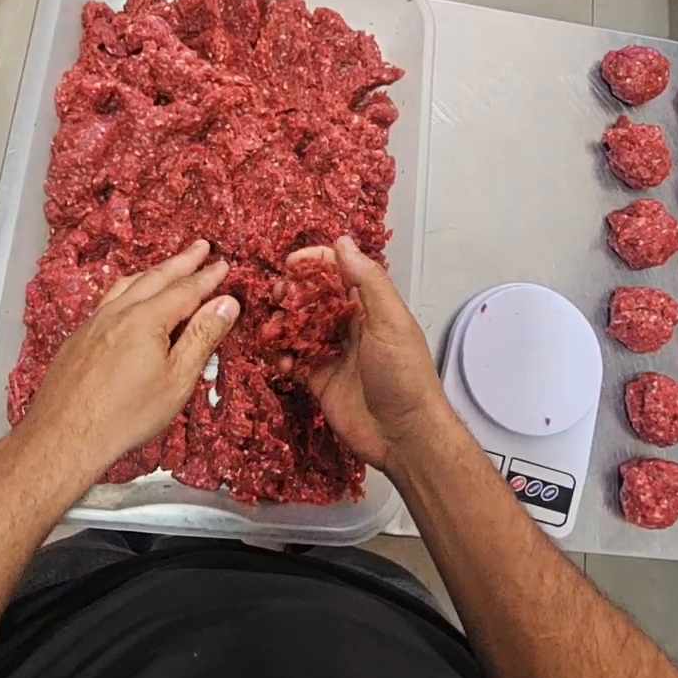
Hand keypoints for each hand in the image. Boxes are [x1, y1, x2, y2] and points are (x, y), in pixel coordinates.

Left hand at [20, 240, 238, 477]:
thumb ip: (203, 337)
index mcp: (147, 320)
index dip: (207, 277)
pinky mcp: (78, 337)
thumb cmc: (127, 414)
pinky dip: (129, 287)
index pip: (186, 290)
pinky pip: (109, 299)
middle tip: (201, 247)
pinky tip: (129, 297)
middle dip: (182, 262)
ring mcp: (94, 322)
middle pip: (156, 278)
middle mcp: (119, 312)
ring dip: (153, 272)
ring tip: (168, 266)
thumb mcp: (177, 380)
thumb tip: (226, 303)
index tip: (223, 264)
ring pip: (128, 285)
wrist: (63, 437)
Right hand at [290, 236, 455, 470]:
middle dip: (292, 292)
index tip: (291, 263)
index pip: (339, 271)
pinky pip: (293, 359)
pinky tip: (282, 362)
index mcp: (371, 305)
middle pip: (313, 296)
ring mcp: (333, 351)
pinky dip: (282, 357)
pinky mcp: (319, 378)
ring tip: (273, 327)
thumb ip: (367, 280)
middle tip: (278, 296)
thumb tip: (344, 242)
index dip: (314, 262)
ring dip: (282, 323)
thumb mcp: (390, 321)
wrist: (404, 436)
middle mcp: (350, 324)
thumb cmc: (405, 376)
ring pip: (299, 326)